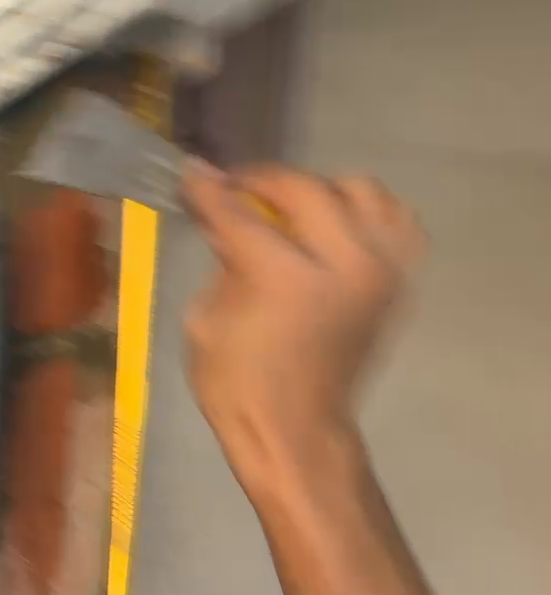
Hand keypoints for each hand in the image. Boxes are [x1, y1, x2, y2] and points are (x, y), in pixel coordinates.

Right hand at [181, 162, 424, 477]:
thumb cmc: (232, 383)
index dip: (213, 194)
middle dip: (266, 182)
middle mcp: (344, 264)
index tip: (194, 171)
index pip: (243, 220)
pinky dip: (361, 210)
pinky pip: (394, 218)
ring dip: (318, 191)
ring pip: (362, 193)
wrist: (292, 422)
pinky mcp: (400, 276)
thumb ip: (225, 266)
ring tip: (287, 205)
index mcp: (283, 282)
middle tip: (235, 186)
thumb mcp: (205, 322)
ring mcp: (383, 268)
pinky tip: (331, 223)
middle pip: (309, 192)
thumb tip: (229, 228)